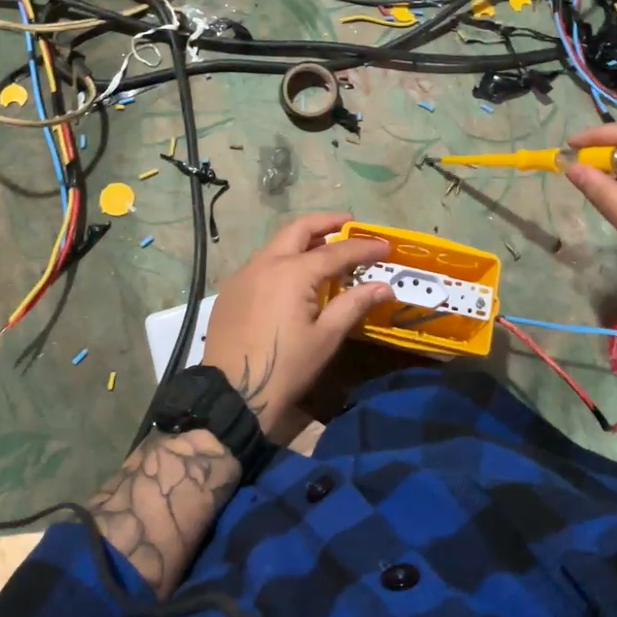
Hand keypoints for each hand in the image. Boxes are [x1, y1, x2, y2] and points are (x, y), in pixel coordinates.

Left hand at [201, 212, 391, 436]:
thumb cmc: (286, 367)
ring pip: (276, 243)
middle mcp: (265, 262)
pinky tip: (293, 276)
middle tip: (349, 223)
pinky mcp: (231, 289)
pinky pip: (261, 262)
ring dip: (302, 239)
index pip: (336, 251)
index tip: (385, 245)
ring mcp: (243, 274)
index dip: (363, 247)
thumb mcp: (325, 337)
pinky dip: (282, 258)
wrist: (232, 394)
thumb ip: (353, 304)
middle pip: (299, 229)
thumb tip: (384, 286)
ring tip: (324, 247)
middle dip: (326, 222)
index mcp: (293, 272)